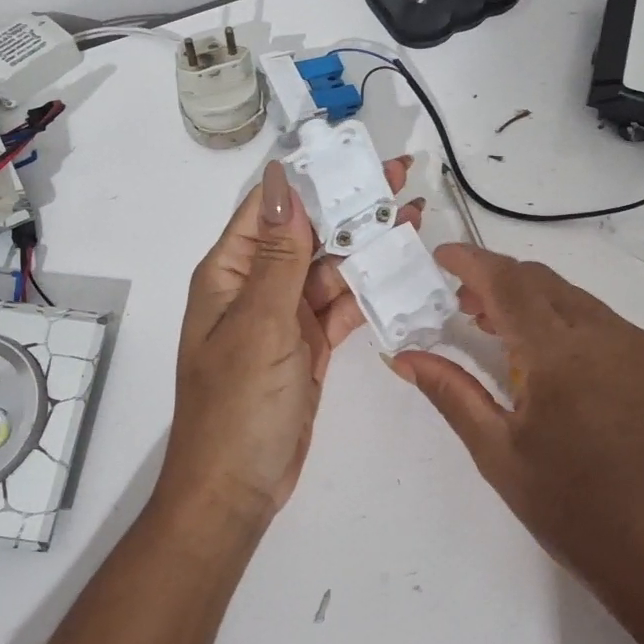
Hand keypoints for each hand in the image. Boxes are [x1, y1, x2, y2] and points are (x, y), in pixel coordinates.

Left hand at [157, 158, 422, 525]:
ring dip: (367, 246)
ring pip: (330, 268)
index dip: (311, 177)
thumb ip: (279, 255)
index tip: (354, 152)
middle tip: (400, 176)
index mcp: (230, 272)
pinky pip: (341, 306)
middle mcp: (255, 286)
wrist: (236, 491)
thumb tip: (284, 183)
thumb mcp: (260, 324)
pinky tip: (402, 269)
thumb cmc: (237, 404)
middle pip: (307, 233)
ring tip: (413, 217)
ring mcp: (283, 317)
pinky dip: (368, 290)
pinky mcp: (308, 346)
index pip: (271, 207)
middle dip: (350, 207)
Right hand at [391, 245, 643, 597]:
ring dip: (529, 300)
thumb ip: (451, 393)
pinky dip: (560, 320)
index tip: (440, 256)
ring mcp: (636, 346)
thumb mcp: (498, 453)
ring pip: (571, 297)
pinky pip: (598, 320)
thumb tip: (404, 357)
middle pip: (541, 281)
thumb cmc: (572, 509)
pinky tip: (543, 358)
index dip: (471, 262)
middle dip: (497, 280)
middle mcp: (605, 334)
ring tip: (494, 331)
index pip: (508, 282)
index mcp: (561, 354)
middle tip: (459, 305)